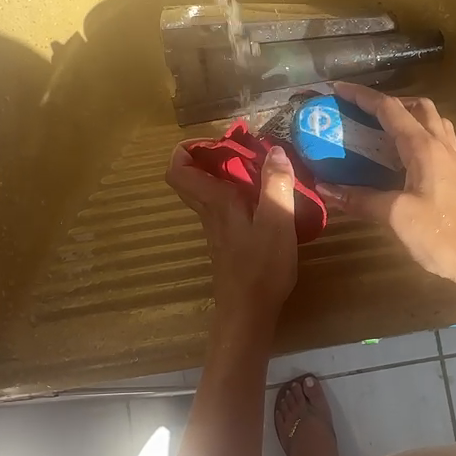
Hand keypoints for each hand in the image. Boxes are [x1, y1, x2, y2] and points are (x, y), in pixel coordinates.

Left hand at [166, 142, 297, 325]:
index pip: (178, 170)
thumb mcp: (277, 222)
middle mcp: (211, 213)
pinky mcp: (229, 244)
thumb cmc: (261, 268)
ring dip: (227, 177)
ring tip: (261, 170)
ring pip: (209, 194)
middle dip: (210, 158)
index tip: (216, 142)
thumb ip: (276, 184)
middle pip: (192, 179)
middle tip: (243, 151)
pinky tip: (267, 201)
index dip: (187, 150)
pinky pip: (225, 209)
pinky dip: (240, 197)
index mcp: (216, 203)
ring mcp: (218, 231)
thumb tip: (274, 150)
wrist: (249, 313)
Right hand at [316, 83, 455, 292]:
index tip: (338, 90)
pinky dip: (424, 141)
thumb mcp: (395, 215)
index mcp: (423, 147)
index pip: (390, 109)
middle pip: (419, 108)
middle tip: (364, 114)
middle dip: (391, 103)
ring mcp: (455, 163)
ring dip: (411, 118)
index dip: (362, 97)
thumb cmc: (441, 235)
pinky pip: (443, 147)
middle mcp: (441, 147)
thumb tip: (326, 187)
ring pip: (435, 124)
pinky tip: (411, 160)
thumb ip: (360, 199)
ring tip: (386, 132)